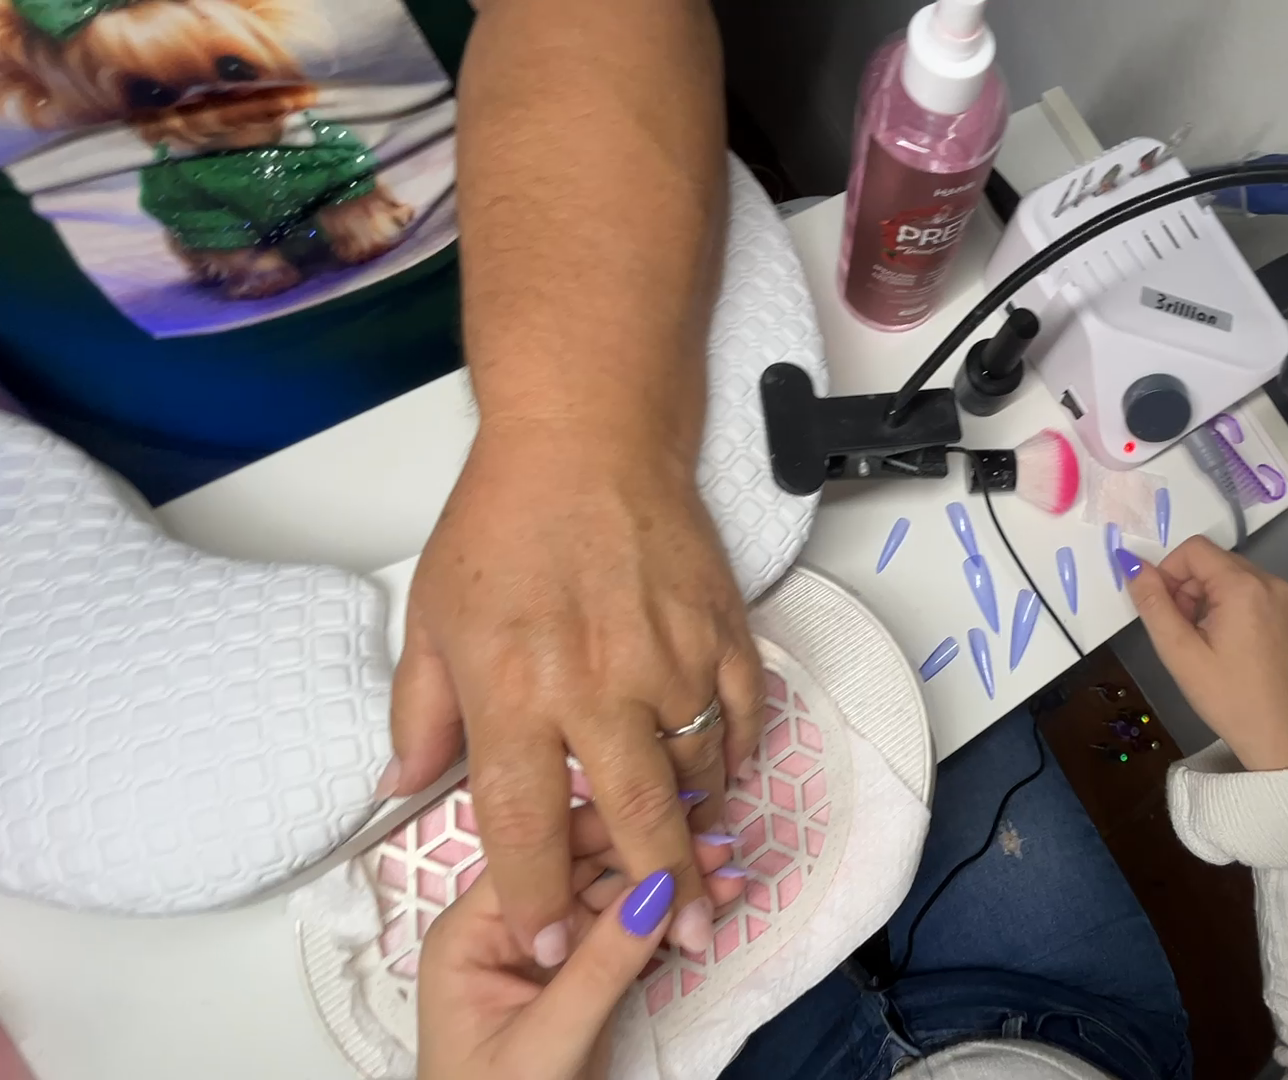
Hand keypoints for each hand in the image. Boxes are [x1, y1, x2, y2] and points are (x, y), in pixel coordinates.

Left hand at [390, 418, 762, 964]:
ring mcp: (674, 657)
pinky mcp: (724, 629)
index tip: (560, 938)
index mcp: (515, 689)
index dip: (544, 892)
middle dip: (661, 887)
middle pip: (637, 814)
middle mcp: (601, 685)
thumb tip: (407, 791)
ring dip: (700, 810)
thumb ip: (422, 712)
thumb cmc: (507, 524)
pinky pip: (745, 711)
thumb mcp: (434, 615)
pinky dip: (741, 750)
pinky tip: (728, 767)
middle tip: (686, 932)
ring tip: (696, 833)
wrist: (591, 447)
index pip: (524, 822)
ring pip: (701, 766)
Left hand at [418, 807, 748, 1079]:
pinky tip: (717, 901)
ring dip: (679, 883)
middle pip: (594, 866)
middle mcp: (516, 922)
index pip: (547, 856)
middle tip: (720, 849)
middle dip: (659, 856)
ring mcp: (557, 942)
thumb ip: (602, 965)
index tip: (679, 822)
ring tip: (730, 876)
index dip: (614, 832)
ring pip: (625, 891)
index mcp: (476, 930)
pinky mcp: (591, 964)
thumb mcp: (546, 1045)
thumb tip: (662, 885)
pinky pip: (639, 925)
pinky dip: (678, 914)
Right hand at [1121, 537, 1287, 770]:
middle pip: (1214, 561)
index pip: (1193, 550)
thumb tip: (1131, 563)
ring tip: (1203, 640)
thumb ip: (1152, 603)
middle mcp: (1273, 582)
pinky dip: (1231, 606)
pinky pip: (1254, 592)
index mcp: (1244, 586)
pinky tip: (1228, 644)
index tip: (1162, 609)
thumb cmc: (1228, 698)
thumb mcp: (1180, 652)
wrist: (1287, 741)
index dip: (1167, 571)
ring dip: (1207, 596)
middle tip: (1180, 630)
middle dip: (1187, 586)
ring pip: (1233, 576)